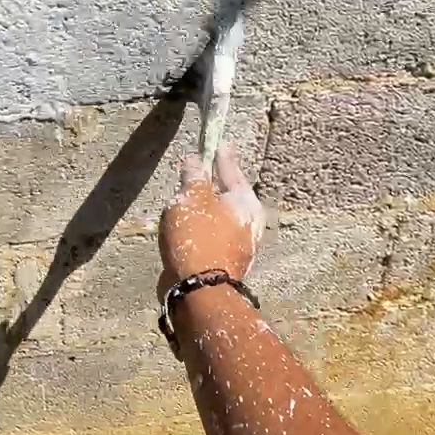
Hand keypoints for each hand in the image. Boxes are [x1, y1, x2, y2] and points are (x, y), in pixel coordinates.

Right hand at [159, 144, 271, 293]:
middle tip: (201, 168)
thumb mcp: (191, 197)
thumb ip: (193, 176)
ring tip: (188, 196)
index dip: (222, 155)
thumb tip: (195, 160)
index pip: (232, 169)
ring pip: (219, 214)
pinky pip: (212, 231)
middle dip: (213, 182)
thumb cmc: (197, 236)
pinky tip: (187, 223)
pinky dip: (201, 223)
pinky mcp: (224, 260)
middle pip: (228, 193)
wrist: (199, 291)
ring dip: (205, 205)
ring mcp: (238, 243)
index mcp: (244, 202)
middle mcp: (248, 221)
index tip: (221, 143)